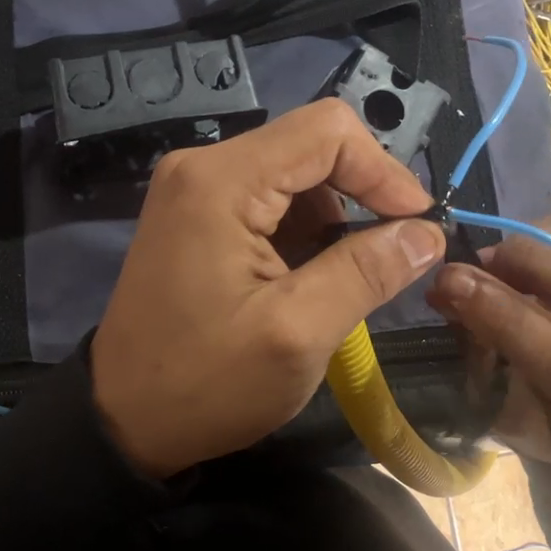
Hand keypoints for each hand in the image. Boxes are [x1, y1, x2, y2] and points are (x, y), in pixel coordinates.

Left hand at [90, 100, 445, 477]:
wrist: (123, 419)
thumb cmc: (205, 382)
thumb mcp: (297, 332)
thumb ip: (366, 272)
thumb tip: (428, 234)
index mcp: (221, 180)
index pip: (326, 131)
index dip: (382, 170)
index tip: (417, 226)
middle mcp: (203, 167)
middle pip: (308, 145)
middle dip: (360, 194)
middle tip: (392, 255)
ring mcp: (194, 189)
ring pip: (292, 173)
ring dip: (333, 216)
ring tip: (349, 276)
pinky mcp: (195, 215)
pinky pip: (266, 199)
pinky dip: (302, 229)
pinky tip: (310, 276)